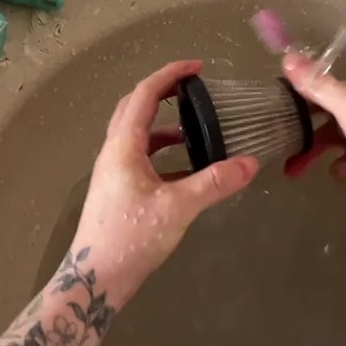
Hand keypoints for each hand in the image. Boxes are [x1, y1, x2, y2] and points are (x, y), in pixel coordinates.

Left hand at [70, 60, 257, 304]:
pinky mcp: (118, 190)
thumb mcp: (177, 208)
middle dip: (162, 91)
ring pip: (137, 133)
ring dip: (163, 123)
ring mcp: (113, 171)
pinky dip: (162, 152)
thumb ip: (214, 183)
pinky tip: (185, 168)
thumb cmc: (131, 237)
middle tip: (192, 87)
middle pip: (134, 107)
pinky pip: (141, 157)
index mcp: (123, 145)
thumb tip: (249, 163)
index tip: (196, 66)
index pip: (144, 95)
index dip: (169, 75)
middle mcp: (114, 151)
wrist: (96, 278)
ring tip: (196, 127)